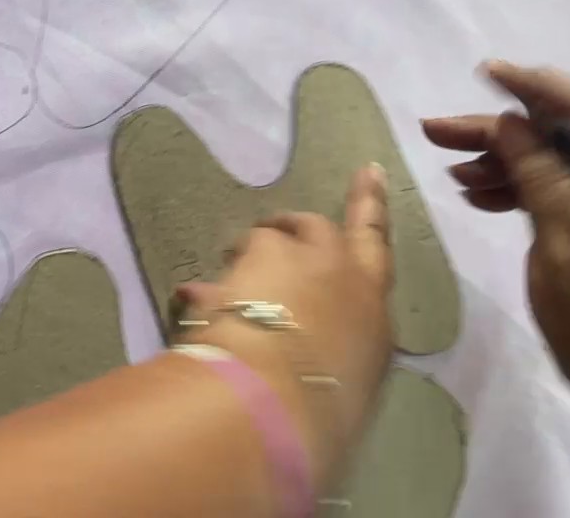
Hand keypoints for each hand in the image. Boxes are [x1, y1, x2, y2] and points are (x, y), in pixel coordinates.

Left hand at [172, 164, 394, 481]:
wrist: (284, 391)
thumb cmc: (325, 401)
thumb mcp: (344, 374)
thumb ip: (330, 336)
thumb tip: (305, 333)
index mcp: (371, 307)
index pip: (374, 244)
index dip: (369, 203)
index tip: (368, 169)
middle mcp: (340, 269)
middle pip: (318, 228)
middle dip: (295, 229)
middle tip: (274, 239)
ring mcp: (299, 253)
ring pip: (268, 236)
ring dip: (249, 257)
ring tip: (230, 289)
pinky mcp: (260, 250)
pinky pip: (229, 260)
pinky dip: (212, 284)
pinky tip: (196, 301)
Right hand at [423, 61, 569, 450]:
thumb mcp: (564, 256)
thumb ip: (543, 182)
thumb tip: (512, 122)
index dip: (543, 88)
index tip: (485, 72)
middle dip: (504, 130)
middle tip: (434, 130)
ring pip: (562, 167)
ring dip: (506, 162)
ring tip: (452, 174)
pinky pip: (567, 196)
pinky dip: (522, 190)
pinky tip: (480, 197)